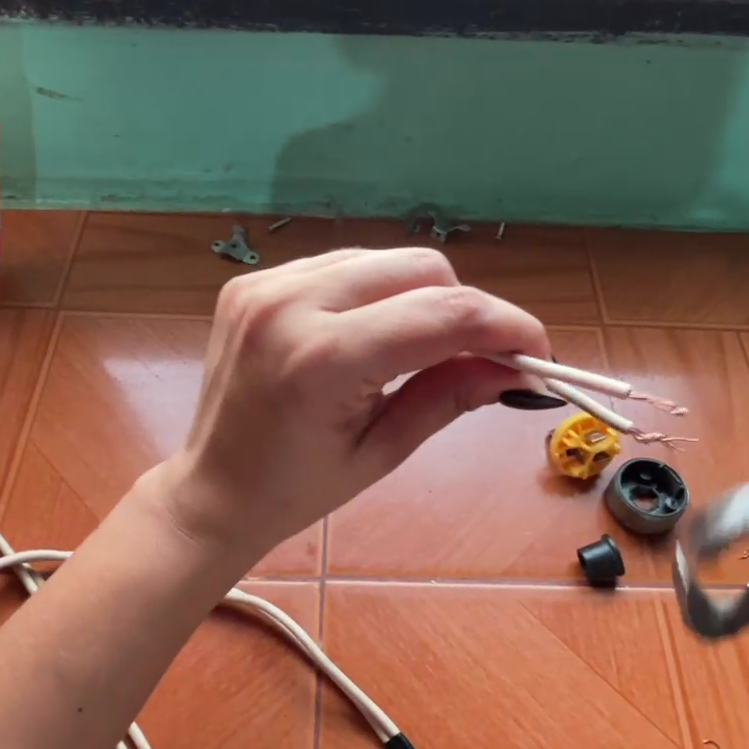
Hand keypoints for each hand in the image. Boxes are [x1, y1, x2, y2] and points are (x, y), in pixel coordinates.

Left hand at [146, 247, 550, 562]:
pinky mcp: (255, 279)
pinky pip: (344, 265)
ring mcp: (267, 283)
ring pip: (385, 258)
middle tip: (478, 356)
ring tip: (421, 349)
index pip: (443, 314)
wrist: (212, 489)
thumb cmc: (297, 489)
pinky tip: (371, 332)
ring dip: (422, 296)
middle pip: (421, 268)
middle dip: (466, 308)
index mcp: (322, 360)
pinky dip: (376, 291)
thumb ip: (450, 396)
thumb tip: (516, 367)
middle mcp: (292, 302)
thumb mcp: (383, 452)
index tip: (537, 352)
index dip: (506, 326)